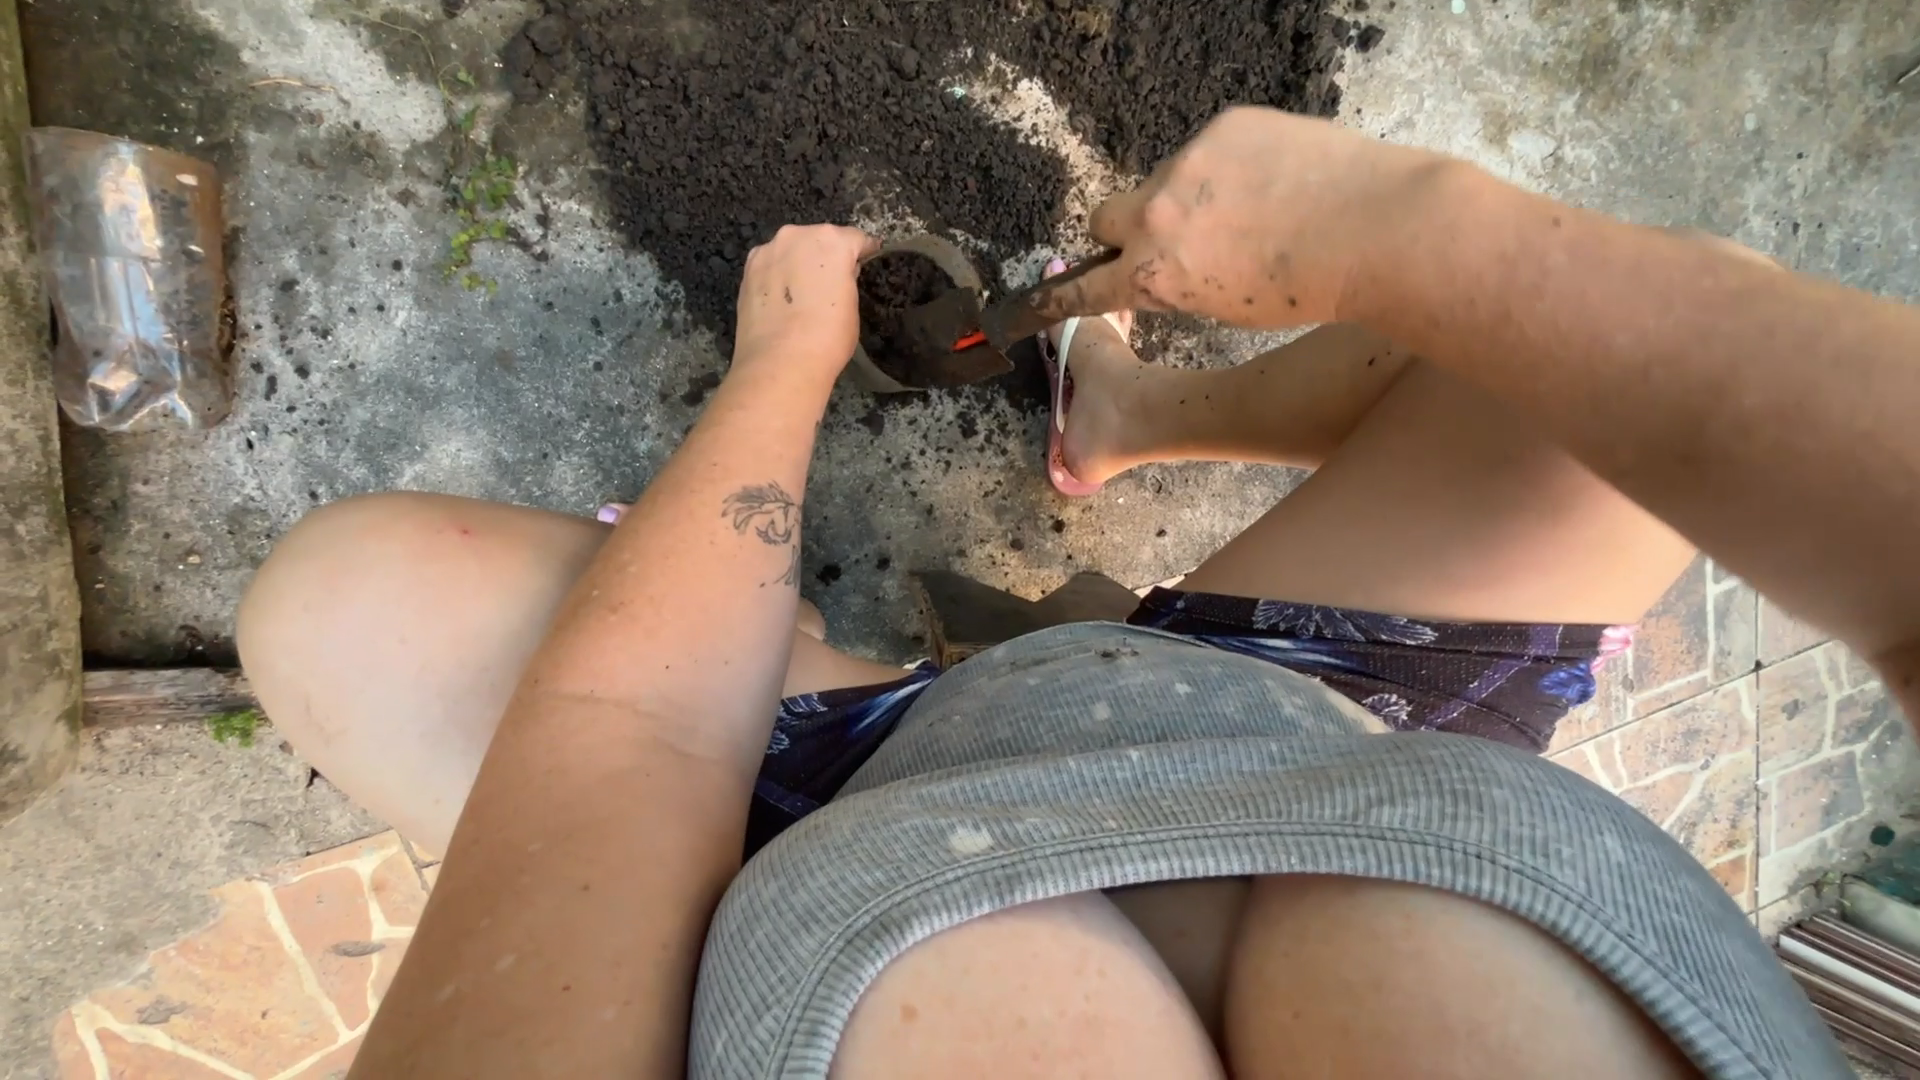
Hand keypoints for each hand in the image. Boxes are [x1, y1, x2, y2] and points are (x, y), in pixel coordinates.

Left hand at [732, 224, 879, 376]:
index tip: (868, 260)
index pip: (855, 238)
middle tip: (832, 282)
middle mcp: (797, 236)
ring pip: (791, 251)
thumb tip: (840, 274)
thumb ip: (847, 281)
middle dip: (827, 257)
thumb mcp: (852, 308)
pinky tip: (782, 301)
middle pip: (819, 240)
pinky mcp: (748, 270)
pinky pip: (771, 266)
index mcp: (831, 242)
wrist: (780, 363)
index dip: (864, 251)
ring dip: (799, 264)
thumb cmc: (827, 337)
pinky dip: (778, 277)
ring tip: (803, 293)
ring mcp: (768, 251)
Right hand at [1043, 108, 1449, 327]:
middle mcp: (1155, 215)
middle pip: (1104, 214)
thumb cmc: (1303, 292)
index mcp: (1153, 274)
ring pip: (1161, 180)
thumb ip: (1175, 283)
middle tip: (1169, 236)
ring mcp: (1186, 163)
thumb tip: (1163, 261)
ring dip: (1182, 195)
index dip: (1063, 294)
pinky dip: (1224, 165)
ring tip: (1246, 207)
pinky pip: (1204, 149)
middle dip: (1123, 228)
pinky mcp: (1224, 124)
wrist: (1375, 231)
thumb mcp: (1220, 308)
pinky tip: (1270, 178)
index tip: (1042, 301)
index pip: (1086, 285)